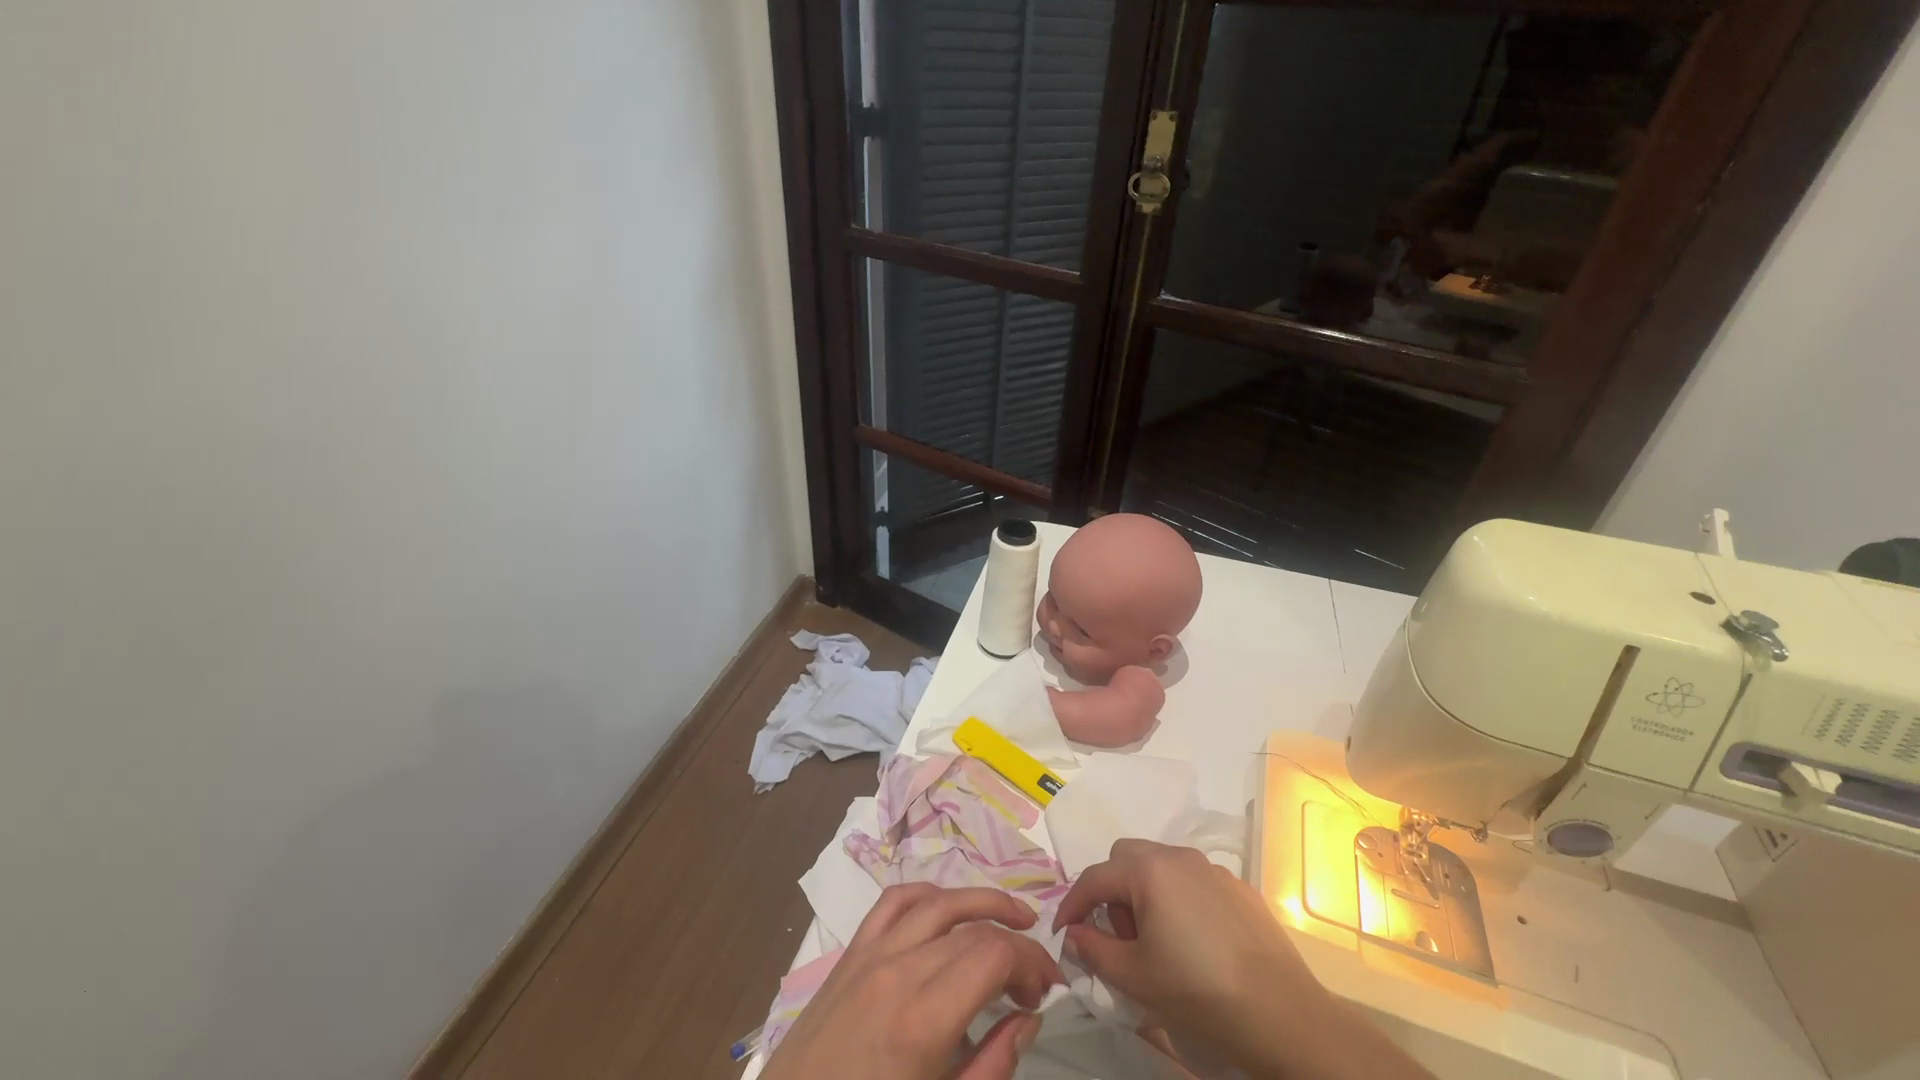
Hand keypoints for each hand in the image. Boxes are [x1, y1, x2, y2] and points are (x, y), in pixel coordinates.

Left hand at [762, 884, 1064, 1079]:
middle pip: (974, 930)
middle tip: (1034, 983)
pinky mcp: (849, 955)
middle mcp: (897, 973)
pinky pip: (892, 903)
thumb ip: (993, 1065)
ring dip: (983, 902)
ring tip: (1015, 918)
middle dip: (1017, 946)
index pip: (995, 955)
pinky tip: (949, 909)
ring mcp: (868, 957)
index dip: (1033, 963)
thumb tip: (1028, 1018)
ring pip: (937, 903)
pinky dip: (928, 895)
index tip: (1047, 991)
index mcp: (923, 1020)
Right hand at [1053, 840, 1432, 1079]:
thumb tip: (1076, 934)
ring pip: (1163, 866)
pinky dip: (1179, 900)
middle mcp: (1180, 858)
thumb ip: (1093, 948)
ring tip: (1155, 939)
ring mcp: (1214, 870)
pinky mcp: (1241, 889)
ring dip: (1145, 891)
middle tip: (1118, 934)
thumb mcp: (1133, 976)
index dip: (1073, 904)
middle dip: (1112, 889)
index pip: (1095, 877)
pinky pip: (1194, 882)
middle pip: (1128, 857)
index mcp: (1148, 871)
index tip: (1065, 933)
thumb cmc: (1195, 990)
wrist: (1279, 1012)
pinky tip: (1192, 941)